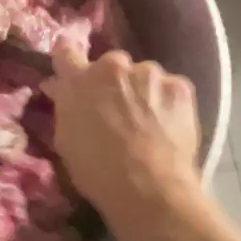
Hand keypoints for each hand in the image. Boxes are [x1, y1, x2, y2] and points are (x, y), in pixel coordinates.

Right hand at [45, 50, 202, 216]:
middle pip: (110, 66)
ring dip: (141, 92)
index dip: (69, 61)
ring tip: (147, 123)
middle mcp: (113, 67)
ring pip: (143, 76)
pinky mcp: (180, 85)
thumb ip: (65, 107)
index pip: (66, 52)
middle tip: (116, 110)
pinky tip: (166, 126)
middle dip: (111, 82)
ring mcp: (150, 73)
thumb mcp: (65, 140)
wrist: (148, 189)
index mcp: (79, 80)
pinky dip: (166, 103)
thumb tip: (59, 87)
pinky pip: (169, 88)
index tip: (72, 71)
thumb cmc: (96, 171)